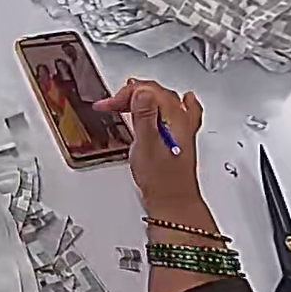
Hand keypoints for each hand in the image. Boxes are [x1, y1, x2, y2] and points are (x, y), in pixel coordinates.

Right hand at [94, 79, 206, 221]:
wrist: (172, 201)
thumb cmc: (160, 178)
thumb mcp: (145, 144)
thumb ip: (144, 115)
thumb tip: (141, 92)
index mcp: (173, 116)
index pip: (147, 91)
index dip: (124, 95)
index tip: (108, 105)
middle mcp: (181, 119)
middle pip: (155, 93)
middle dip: (130, 94)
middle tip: (111, 105)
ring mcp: (182, 128)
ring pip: (164, 101)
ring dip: (144, 98)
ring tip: (127, 100)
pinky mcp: (179, 138)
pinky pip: (180, 112)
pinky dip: (171, 106)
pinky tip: (182, 101)